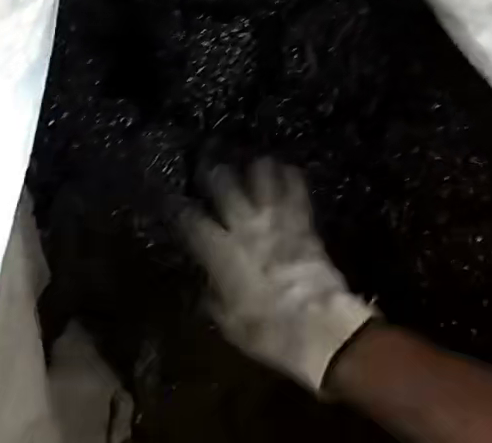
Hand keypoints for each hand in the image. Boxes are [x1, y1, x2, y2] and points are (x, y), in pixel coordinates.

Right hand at [183, 160, 378, 394]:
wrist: (320, 329)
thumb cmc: (270, 332)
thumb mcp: (232, 324)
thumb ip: (215, 299)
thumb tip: (208, 286)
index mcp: (221, 251)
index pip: (191, 220)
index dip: (178, 208)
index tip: (171, 200)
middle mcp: (244, 226)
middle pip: (224, 185)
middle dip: (213, 171)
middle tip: (208, 162)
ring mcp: (274, 219)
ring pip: (260, 177)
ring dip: (254, 166)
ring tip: (250, 158)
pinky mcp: (301, 222)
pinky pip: (295, 191)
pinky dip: (290, 177)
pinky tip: (287, 168)